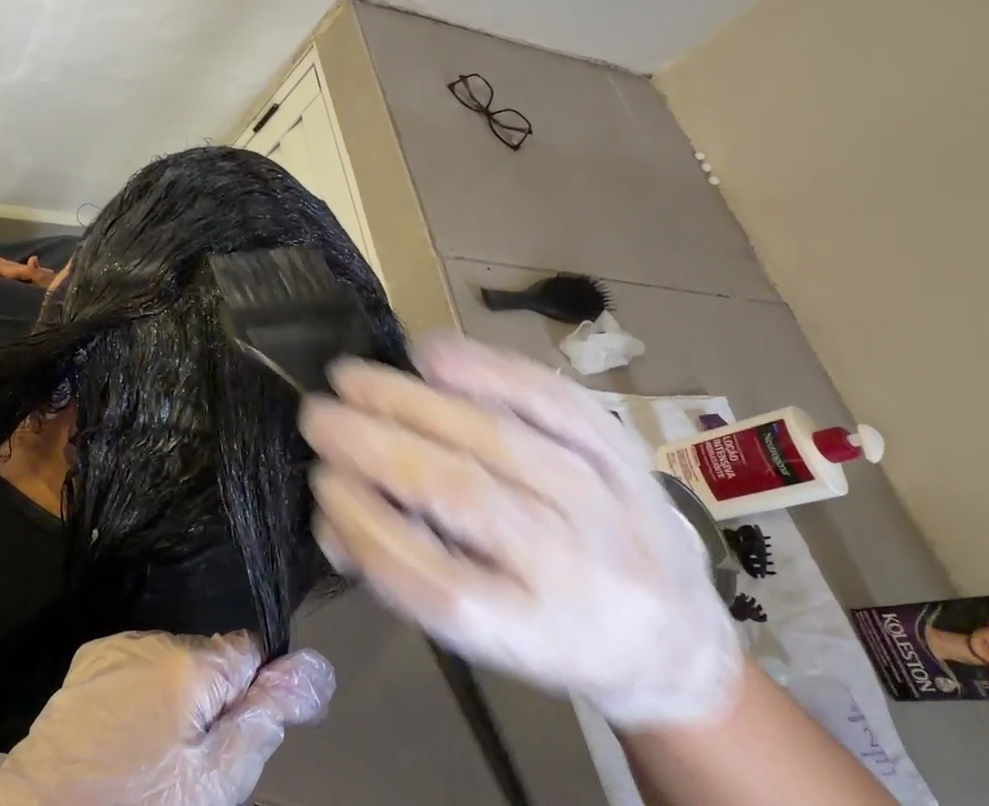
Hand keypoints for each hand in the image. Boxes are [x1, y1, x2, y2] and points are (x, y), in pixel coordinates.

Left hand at [0, 632, 334, 804]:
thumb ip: (264, 721)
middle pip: (210, 657)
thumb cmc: (139, 800)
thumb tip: (312, 671)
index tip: (242, 729)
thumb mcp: (215, 781)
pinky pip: (139, 666)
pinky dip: (145, 692)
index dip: (257, 687)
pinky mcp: (91, 660)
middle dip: (214, 697)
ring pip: (173, 662)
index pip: (251, 647)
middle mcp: (152, 637)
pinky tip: (132, 733)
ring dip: (178, 695)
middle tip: (195, 756)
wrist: (44, 804)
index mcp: (190, 661)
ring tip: (159, 750)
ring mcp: (116, 646)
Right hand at [300, 336, 740, 728]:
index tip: (321, 480)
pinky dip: (488, 370)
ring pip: (499, 441)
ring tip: (351, 378)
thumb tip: (331, 501)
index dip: (364, 522)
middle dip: (376, 447)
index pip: (432, 577)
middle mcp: (572, 569)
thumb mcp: (469, 633)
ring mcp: (606, 506)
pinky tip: (431, 353)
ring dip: (412, 402)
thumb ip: (396, 566)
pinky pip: (554, 401)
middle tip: (317, 414)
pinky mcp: (624, 455)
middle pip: (463, 495)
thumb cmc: (540, 632)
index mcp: (526, 631)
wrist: (670, 635)